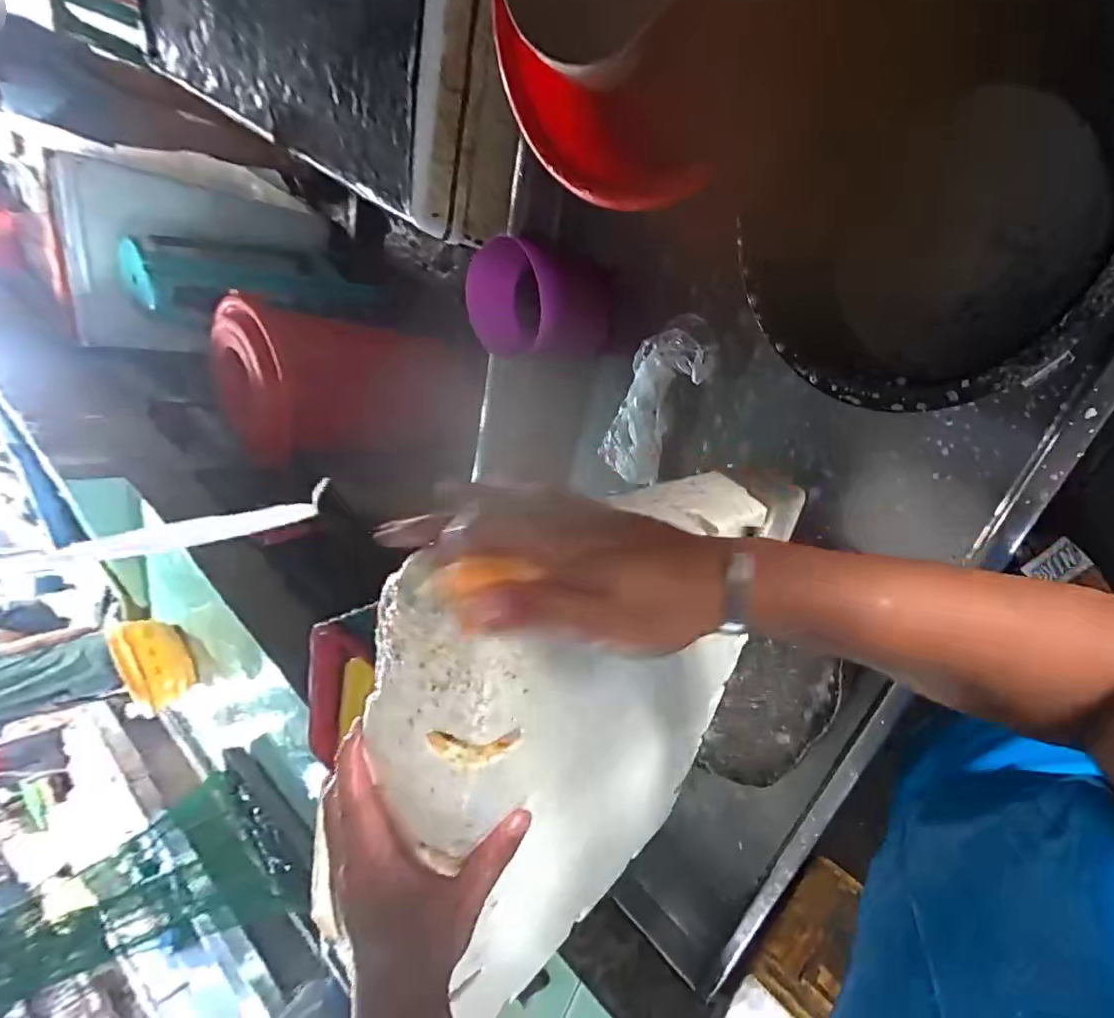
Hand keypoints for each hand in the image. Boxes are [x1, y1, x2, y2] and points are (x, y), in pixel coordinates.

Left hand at [323, 731, 528, 1014]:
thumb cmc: (427, 945)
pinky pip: (336, 832)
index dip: (353, 757)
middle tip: (371, 730)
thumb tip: (523, 814)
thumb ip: (494, 855)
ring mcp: (341, 875)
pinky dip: (345, 806)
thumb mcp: (465, 899)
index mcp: (371, 857)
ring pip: (330, 817)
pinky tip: (370, 803)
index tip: (362, 723)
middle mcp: (348, 861)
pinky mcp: (344, 886)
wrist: (395, 995)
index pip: (353, 796)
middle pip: (333, 800)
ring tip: (369, 756)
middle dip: (346, 762)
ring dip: (343, 784)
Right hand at [373, 485, 730, 652]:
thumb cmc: (659, 606)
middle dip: (448, 513)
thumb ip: (536, 608)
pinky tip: (523, 496)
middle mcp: (565, 521)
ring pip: (520, 497)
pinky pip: (549, 497)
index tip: (395, 540)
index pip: (483, 535)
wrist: (718, 578)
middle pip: (494, 509)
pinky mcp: (605, 517)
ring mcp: (587, 515)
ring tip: (451, 498)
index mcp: (557, 546)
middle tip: (408, 519)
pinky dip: (521, 492)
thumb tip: (470, 605)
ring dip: (480, 498)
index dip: (437, 537)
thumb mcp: (600, 620)